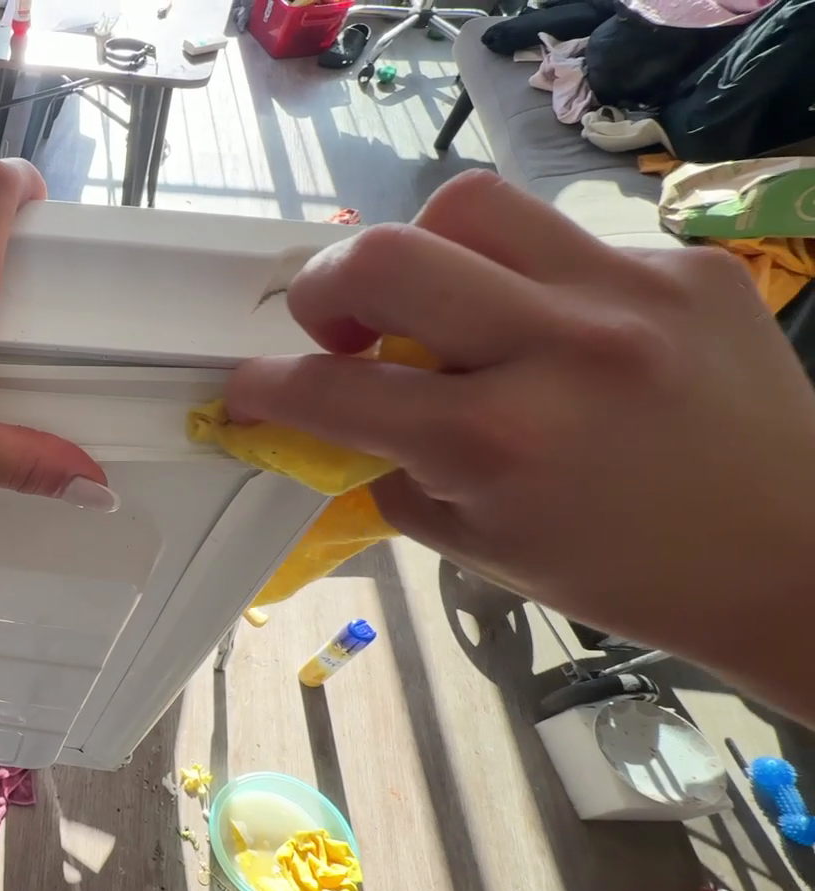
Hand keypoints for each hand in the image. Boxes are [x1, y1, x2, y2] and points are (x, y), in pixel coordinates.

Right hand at [227, 171, 814, 690]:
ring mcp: (630, 293)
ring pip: (467, 208)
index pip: (329, 388)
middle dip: (320, 289)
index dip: (261, 387)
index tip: (244, 389)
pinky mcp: (684, 266)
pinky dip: (510, 281)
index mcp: (492, 441)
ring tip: (431, 312)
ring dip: (417, 258)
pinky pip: (551, 240)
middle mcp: (558, 350)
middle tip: (333, 332)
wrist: (793, 557)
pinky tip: (537, 332)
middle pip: (384, 254)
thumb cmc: (604, 568)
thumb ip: (379, 463)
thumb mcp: (460, 535)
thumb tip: (326, 414)